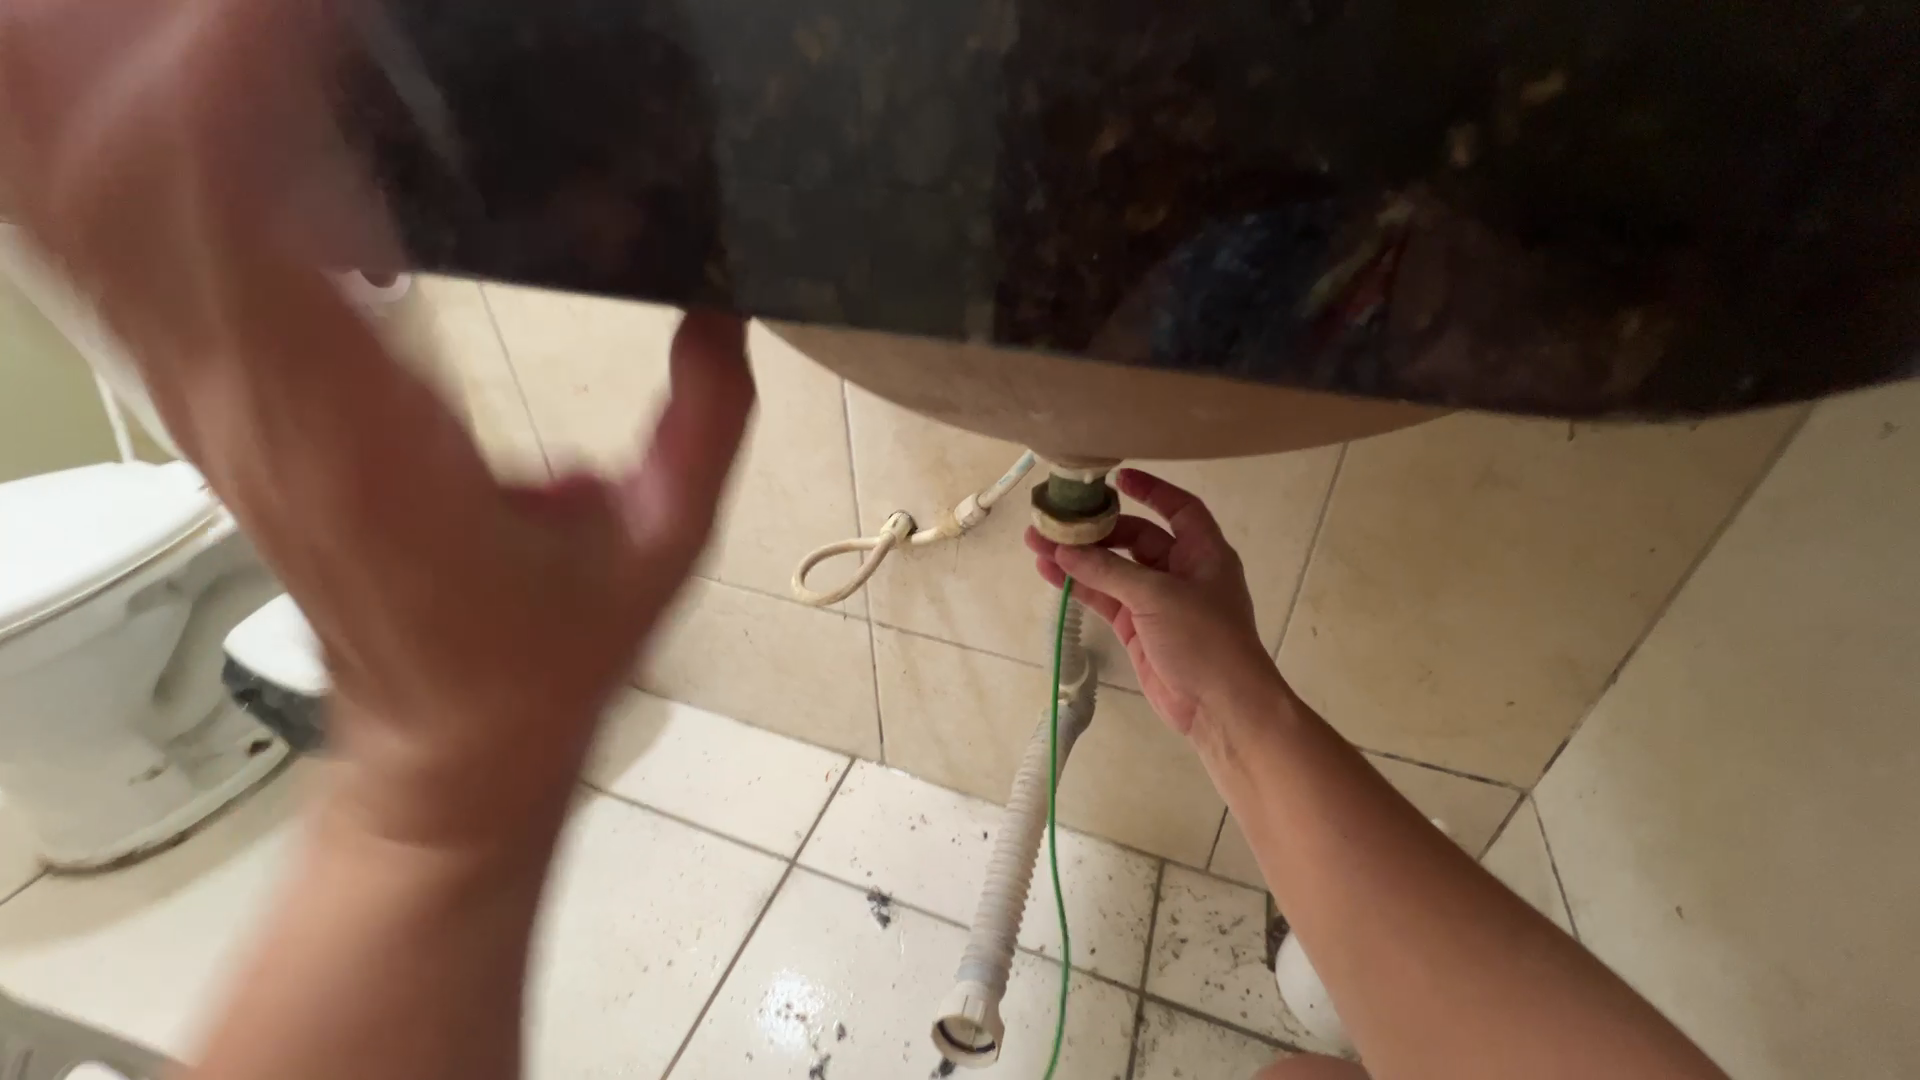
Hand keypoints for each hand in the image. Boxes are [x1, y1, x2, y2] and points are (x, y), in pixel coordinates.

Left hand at [0, 0, 755, 849]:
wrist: (456, 740)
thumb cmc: (558, 653)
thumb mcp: (667, 543)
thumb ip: (705, 419)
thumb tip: (721, 305)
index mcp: (365, 434)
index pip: (240, 208)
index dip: (252, 64)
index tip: (340, 5)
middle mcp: (250, 402)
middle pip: (103, 160)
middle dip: (172, 35)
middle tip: (318, 12)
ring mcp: (210, 401)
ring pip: (65, 189)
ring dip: (111, 70)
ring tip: (252, 29)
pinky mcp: (214, 403)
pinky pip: (109, 239)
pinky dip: (116, 134)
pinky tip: (196, 89)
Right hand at [1026, 469, 1284, 736]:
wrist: (1220, 706)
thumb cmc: (1205, 639)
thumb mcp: (1158, 596)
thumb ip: (1108, 571)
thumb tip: (1063, 550)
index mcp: (1203, 552)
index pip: (1179, 508)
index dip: (1152, 490)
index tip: (1116, 478)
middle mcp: (1180, 571)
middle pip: (1136, 538)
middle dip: (1097, 530)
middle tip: (1057, 519)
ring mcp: (1156, 601)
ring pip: (1112, 570)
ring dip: (1079, 558)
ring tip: (1037, 543)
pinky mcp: (1137, 628)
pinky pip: (1104, 598)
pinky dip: (1079, 587)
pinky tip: (1050, 573)